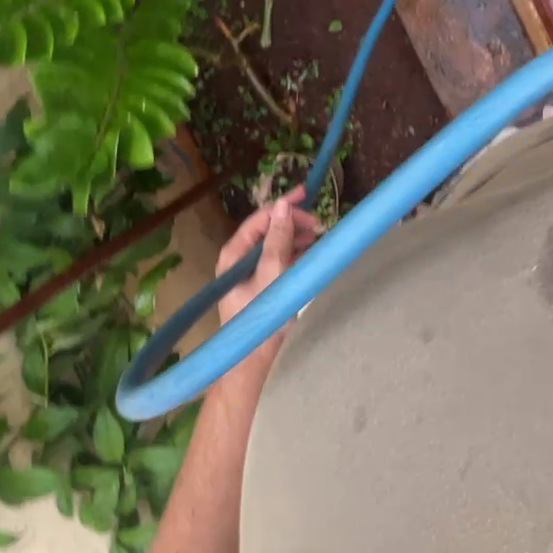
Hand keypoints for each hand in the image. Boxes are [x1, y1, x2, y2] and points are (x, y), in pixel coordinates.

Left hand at [216, 187, 320, 326]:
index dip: (283, 204)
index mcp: (234, 254)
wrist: (254, 358)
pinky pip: (277, 258)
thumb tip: (282, 205)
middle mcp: (238, 260)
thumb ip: (278, 239)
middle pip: (266, 229)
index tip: (306, 194)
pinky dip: (293, 251)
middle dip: (292, 222)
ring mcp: (248, 273)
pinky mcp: (259, 284)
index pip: (260, 218)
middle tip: (317, 224)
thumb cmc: (261, 314)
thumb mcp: (273, 272)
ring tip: (316, 237)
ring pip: (273, 243)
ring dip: (295, 236)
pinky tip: (308, 252)